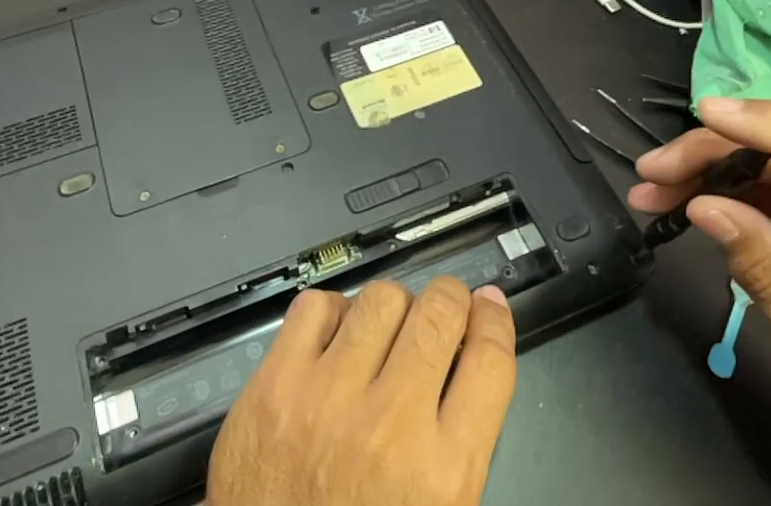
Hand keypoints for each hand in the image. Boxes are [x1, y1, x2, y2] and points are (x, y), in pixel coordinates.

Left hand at [206, 278, 516, 505]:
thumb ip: (462, 436)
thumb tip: (472, 352)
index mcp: (443, 471)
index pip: (489, 361)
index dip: (495, 320)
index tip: (489, 305)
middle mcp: (390, 426)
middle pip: (438, 314)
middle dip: (449, 298)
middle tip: (443, 304)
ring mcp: (328, 398)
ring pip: (380, 299)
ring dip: (394, 305)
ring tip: (388, 324)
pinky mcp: (276, 384)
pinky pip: (315, 306)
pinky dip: (332, 310)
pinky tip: (336, 333)